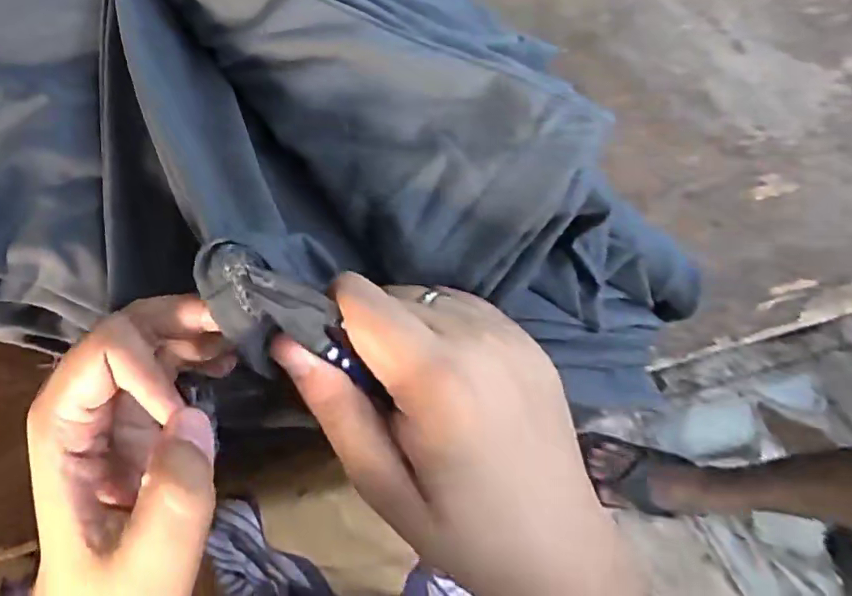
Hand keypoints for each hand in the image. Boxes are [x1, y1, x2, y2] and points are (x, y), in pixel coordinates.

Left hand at [28, 295, 233, 595]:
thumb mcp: (142, 571)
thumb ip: (170, 504)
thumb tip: (194, 418)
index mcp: (62, 420)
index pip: (104, 352)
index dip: (149, 366)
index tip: (185, 412)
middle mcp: (81, 397)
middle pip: (124, 330)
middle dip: (174, 318)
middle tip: (227, 317)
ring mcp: (110, 402)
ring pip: (145, 336)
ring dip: (189, 326)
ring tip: (236, 330)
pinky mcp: (137, 414)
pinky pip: (164, 363)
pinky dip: (195, 349)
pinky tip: (226, 355)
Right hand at [273, 275, 643, 595]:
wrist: (566, 558)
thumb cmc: (461, 530)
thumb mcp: (381, 485)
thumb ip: (333, 407)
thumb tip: (285, 341)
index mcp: (436, 374)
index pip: (357, 293)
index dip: (334, 318)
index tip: (342, 366)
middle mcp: (475, 335)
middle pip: (385, 293)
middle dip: (369, 330)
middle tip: (385, 392)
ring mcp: (508, 331)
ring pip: (419, 294)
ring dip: (404, 326)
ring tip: (422, 385)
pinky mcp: (526, 334)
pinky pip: (456, 303)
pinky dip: (439, 325)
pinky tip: (456, 376)